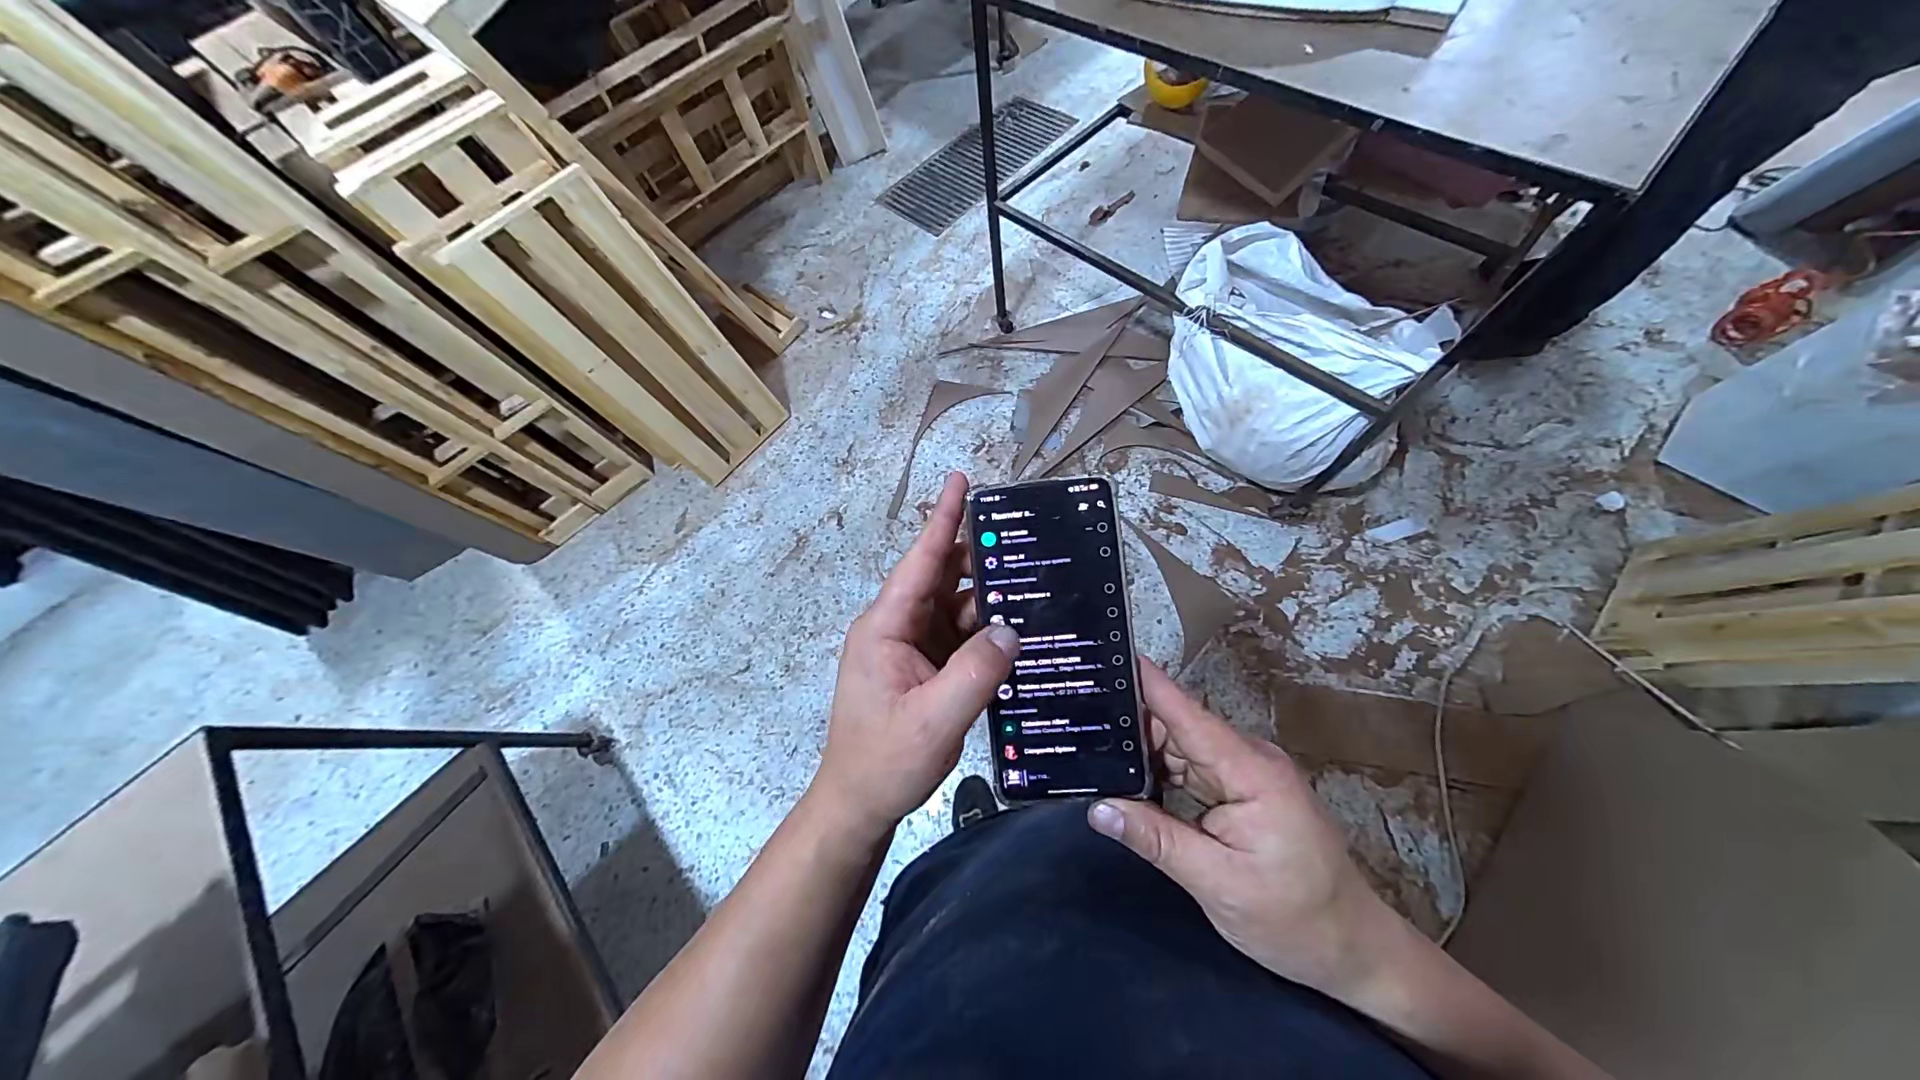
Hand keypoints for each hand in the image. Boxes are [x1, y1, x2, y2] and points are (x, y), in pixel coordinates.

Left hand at [814, 472, 1021, 840]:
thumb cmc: (885, 761)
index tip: (962, 479)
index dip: (943, 520)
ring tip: (1035, 585)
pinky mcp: (923, 668)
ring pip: (954, 609)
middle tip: (1026, 541)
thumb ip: (975, 674)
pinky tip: (1017, 629)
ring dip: (989, 599)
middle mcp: (896, 627)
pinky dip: (985, 632)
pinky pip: (959, 637)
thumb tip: (1012, 630)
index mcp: (886, 627)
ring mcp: (910, 648)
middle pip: (941, 580)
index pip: (920, 562)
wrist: (858, 804)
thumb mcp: (934, 719)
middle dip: (979, 558)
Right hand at [1087, 661, 1394, 997]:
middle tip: (1077, 718)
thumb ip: (1155, 839)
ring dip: (1141, 750)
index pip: (1187, 714)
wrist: (1352, 949)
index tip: (1111, 654)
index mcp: (1250, 771)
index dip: (1148, 682)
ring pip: (1179, 747)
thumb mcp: (1217, 883)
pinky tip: (1127, 776)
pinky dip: (1159, 772)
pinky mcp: (1239, 790)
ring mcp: (1245, 774)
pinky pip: (1189, 768)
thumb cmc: (1296, 917)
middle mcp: (1248, 760)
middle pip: (1178, 727)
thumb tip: (1100, 809)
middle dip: (1130, 721)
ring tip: (1091, 745)